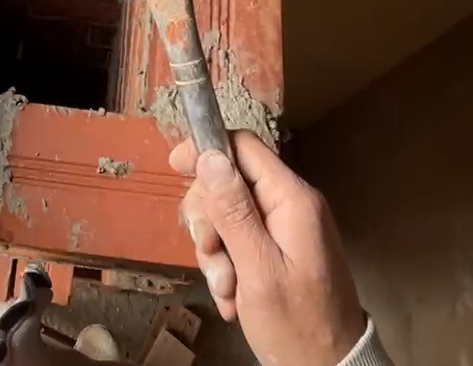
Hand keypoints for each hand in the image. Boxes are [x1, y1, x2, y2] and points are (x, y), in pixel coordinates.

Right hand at [169, 132, 366, 365]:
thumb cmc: (297, 327)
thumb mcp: (258, 271)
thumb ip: (234, 211)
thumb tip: (209, 154)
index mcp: (291, 198)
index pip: (243, 146)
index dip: (206, 149)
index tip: (174, 166)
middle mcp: (289, 203)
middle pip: (228, 180)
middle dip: (209, 218)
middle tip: (209, 254)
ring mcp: (284, 227)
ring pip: (227, 213)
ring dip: (215, 250)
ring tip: (226, 288)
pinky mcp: (278, 249)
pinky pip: (237, 239)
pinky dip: (227, 265)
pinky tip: (232, 296)